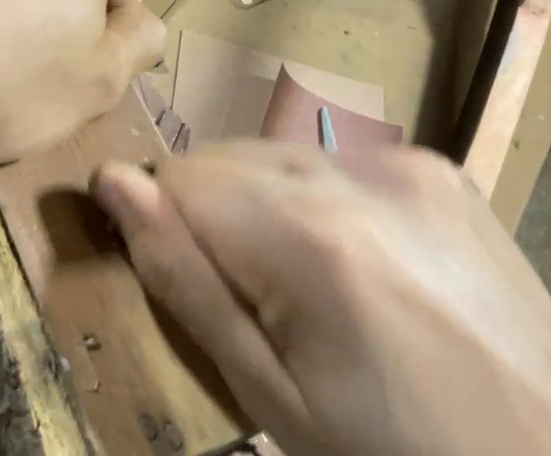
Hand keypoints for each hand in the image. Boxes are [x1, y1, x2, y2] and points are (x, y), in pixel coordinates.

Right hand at [93, 145, 550, 455]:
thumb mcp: (270, 397)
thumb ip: (183, 281)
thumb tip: (111, 183)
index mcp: (310, 235)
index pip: (175, 176)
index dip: (165, 230)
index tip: (196, 293)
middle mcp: (358, 172)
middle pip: (220, 158)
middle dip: (212, 217)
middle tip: (259, 307)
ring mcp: (408, 163)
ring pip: (268, 154)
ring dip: (260, 206)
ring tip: (310, 290)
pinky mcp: (439, 171)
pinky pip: (328, 161)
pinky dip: (315, 200)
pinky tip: (357, 265)